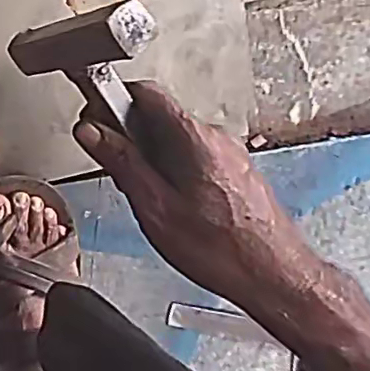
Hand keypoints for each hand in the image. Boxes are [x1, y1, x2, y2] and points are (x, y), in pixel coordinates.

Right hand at [73, 81, 321, 308]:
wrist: (277, 278)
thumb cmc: (223, 250)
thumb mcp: (155, 207)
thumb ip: (122, 162)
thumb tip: (92, 132)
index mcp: (194, 137)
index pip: (144, 92)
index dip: (111, 99)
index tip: (94, 120)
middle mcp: (215, 137)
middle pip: (158, 114)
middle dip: (128, 134)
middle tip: (113, 163)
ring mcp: (229, 153)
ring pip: (175, 137)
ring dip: (150, 154)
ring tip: (145, 192)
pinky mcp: (236, 170)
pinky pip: (193, 154)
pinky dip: (172, 167)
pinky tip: (171, 201)